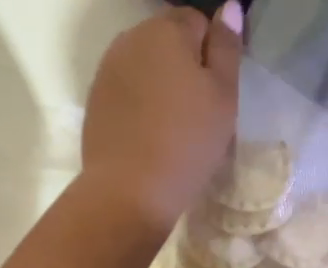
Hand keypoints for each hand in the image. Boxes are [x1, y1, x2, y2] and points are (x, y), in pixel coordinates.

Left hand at [83, 3, 242, 228]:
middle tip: (197, 113)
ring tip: (172, 126)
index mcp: (167, 30)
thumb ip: (227, 48)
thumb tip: (230, 8)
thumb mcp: (223, 96)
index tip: (216, 92)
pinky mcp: (97, 99)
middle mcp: (132, 38)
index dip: (212, 55)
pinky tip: (148, 135)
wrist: (130, 190)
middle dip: (183, 66)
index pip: (198, 22)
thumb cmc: (187, 143)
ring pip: (145, 65)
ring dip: (160, 84)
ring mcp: (109, 68)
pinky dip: (140, 104)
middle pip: (167, 41)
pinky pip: (127, 90)